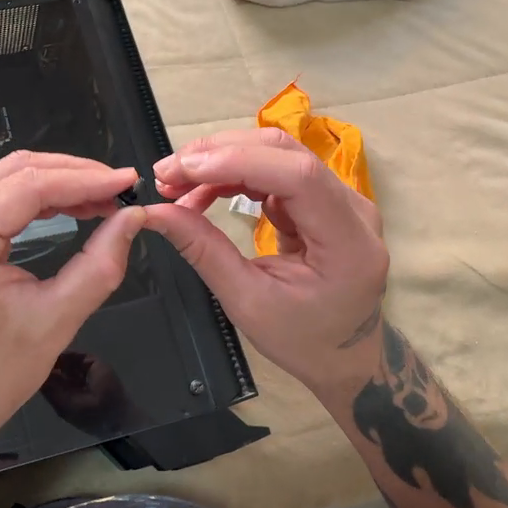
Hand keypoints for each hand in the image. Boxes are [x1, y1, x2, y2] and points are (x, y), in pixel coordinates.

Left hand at [0, 150, 145, 469]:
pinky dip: (33, 194)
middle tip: (119, 189)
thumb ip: (99, 265)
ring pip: (5, 175)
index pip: (30, 185)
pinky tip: (68, 203)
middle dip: (74, 174)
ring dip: (56, 180)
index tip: (126, 181)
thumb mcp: (54, 322)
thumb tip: (132, 219)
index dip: (84, 178)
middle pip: (16, 170)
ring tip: (101, 197)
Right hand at [144, 129, 388, 399]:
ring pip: (274, 152)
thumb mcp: (247, 302)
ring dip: (219, 160)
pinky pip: (272, 167)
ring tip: (174, 183)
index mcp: (348, 242)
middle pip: (283, 152)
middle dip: (218, 154)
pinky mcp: (320, 194)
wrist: (342, 356)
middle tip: (166, 174)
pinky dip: (231, 173)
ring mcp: (339, 196)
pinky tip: (200, 191)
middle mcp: (353, 207)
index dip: (236, 162)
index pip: (297, 176)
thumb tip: (154, 211)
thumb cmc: (300, 339)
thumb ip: (204, 250)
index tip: (181, 170)